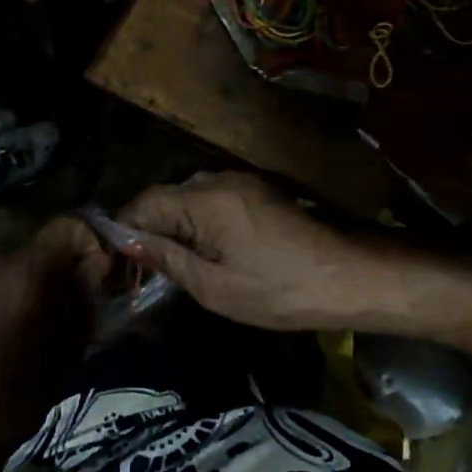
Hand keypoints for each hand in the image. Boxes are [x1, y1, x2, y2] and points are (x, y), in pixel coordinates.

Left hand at [0, 218, 109, 457]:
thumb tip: (96, 280)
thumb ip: (84, 306)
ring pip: (13, 274)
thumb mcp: (66, 354)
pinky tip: (2, 344)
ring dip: (31, 293)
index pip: (68, 227)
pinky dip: (4, 305)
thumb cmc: (12, 394)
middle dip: (61, 277)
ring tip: (37, 334)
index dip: (90, 247)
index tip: (99, 282)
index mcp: (27, 270)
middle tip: (74, 315)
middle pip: (39, 253)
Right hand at [117, 172, 372, 330]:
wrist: (350, 276)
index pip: (143, 202)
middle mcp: (216, 180)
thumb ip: (166, 258)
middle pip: (164, 197)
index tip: (121, 262)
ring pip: (187, 197)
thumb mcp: (214, 287)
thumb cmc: (279, 290)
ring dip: (174, 226)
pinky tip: (204, 250)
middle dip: (148, 228)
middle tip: (143, 269)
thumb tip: (127, 241)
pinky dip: (198, 222)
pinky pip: (210, 200)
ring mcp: (238, 182)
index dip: (125, 229)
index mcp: (203, 200)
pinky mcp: (256, 190)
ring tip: (172, 263)